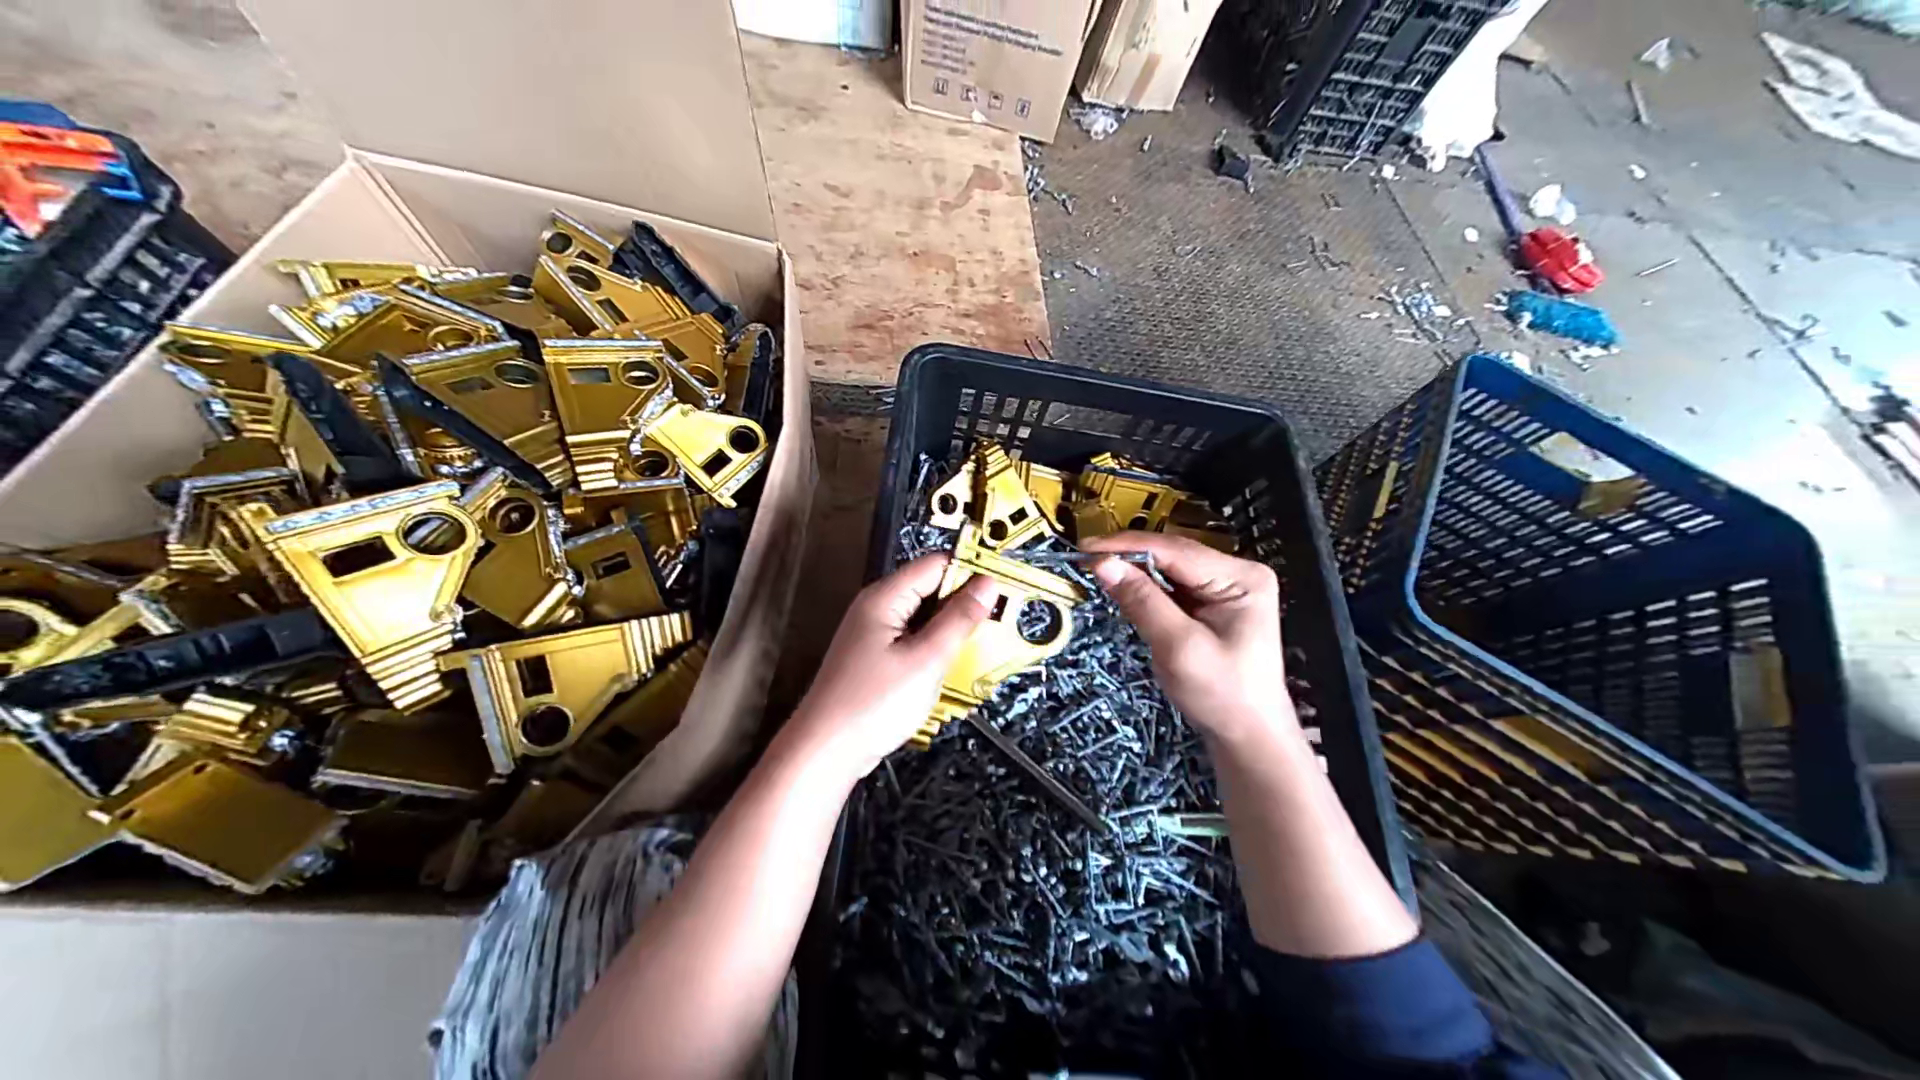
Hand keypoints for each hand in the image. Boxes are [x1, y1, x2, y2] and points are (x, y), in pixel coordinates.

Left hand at [781, 554, 996, 780]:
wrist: (826, 752)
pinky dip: (935, 650)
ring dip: (951, 631)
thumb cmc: (870, 706)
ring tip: (976, 650)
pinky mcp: (876, 659)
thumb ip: (959, 619)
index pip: (936, 564)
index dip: (970, 572)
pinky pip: (914, 642)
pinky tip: (949, 669)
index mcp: (884, 598)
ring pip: (924, 618)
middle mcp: (876, 609)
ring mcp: (874, 635)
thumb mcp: (927, 659)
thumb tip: (986, 585)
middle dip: (963, 604)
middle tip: (996, 624)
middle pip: (930, 589)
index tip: (1002, 588)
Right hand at [1083, 532, 1296, 747]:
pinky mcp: (1211, 604)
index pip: (1175, 550)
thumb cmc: (1221, 695)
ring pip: (1168, 569)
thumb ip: (1142, 601)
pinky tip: (1122, 589)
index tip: (1085, 548)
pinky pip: (1171, 587)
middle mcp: (1236, 573)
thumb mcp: (1178, 647)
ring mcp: (1225, 589)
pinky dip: (1145, 588)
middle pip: (1172, 555)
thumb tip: (1103, 564)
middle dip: (1129, 557)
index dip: (1127, 546)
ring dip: (1134, 572)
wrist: (1247, 735)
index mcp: (1241, 577)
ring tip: (1096, 571)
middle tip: (1085, 560)